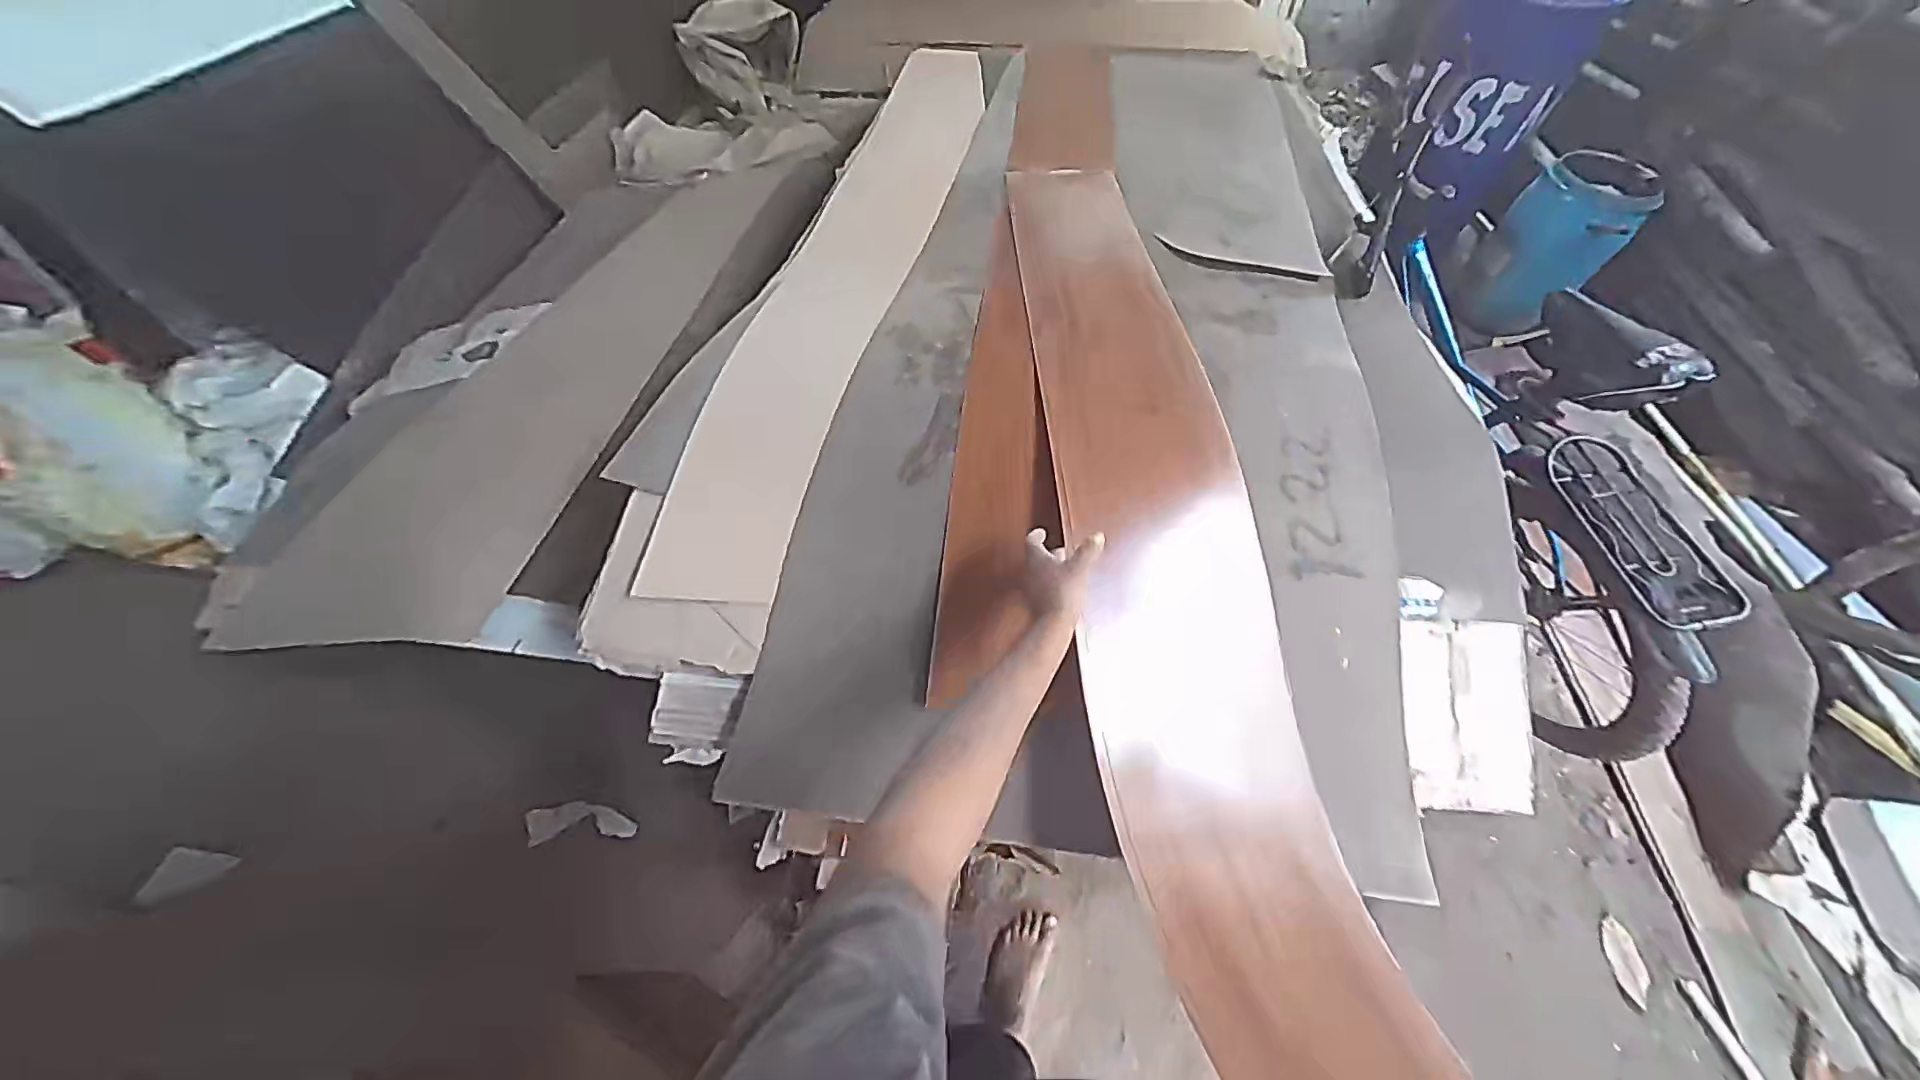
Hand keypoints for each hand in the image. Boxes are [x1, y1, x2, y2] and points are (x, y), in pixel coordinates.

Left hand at [1021, 528, 1102, 624]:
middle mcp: (1030, 571)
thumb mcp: (1079, 568)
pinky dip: (1052, 582)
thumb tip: (1097, 536)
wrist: (1054, 622)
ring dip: (1051, 568)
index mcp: (1036, 559)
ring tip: (1065, 568)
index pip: (1031, 541)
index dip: (1037, 535)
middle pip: (1036, 556)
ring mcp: (1032, 587)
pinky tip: (1064, 587)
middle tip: (1060, 550)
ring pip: (1040, 571)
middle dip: (1048, 552)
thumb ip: (1087, 551)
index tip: (1042, 532)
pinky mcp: (1037, 601)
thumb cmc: (1063, 592)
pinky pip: (1043, 586)